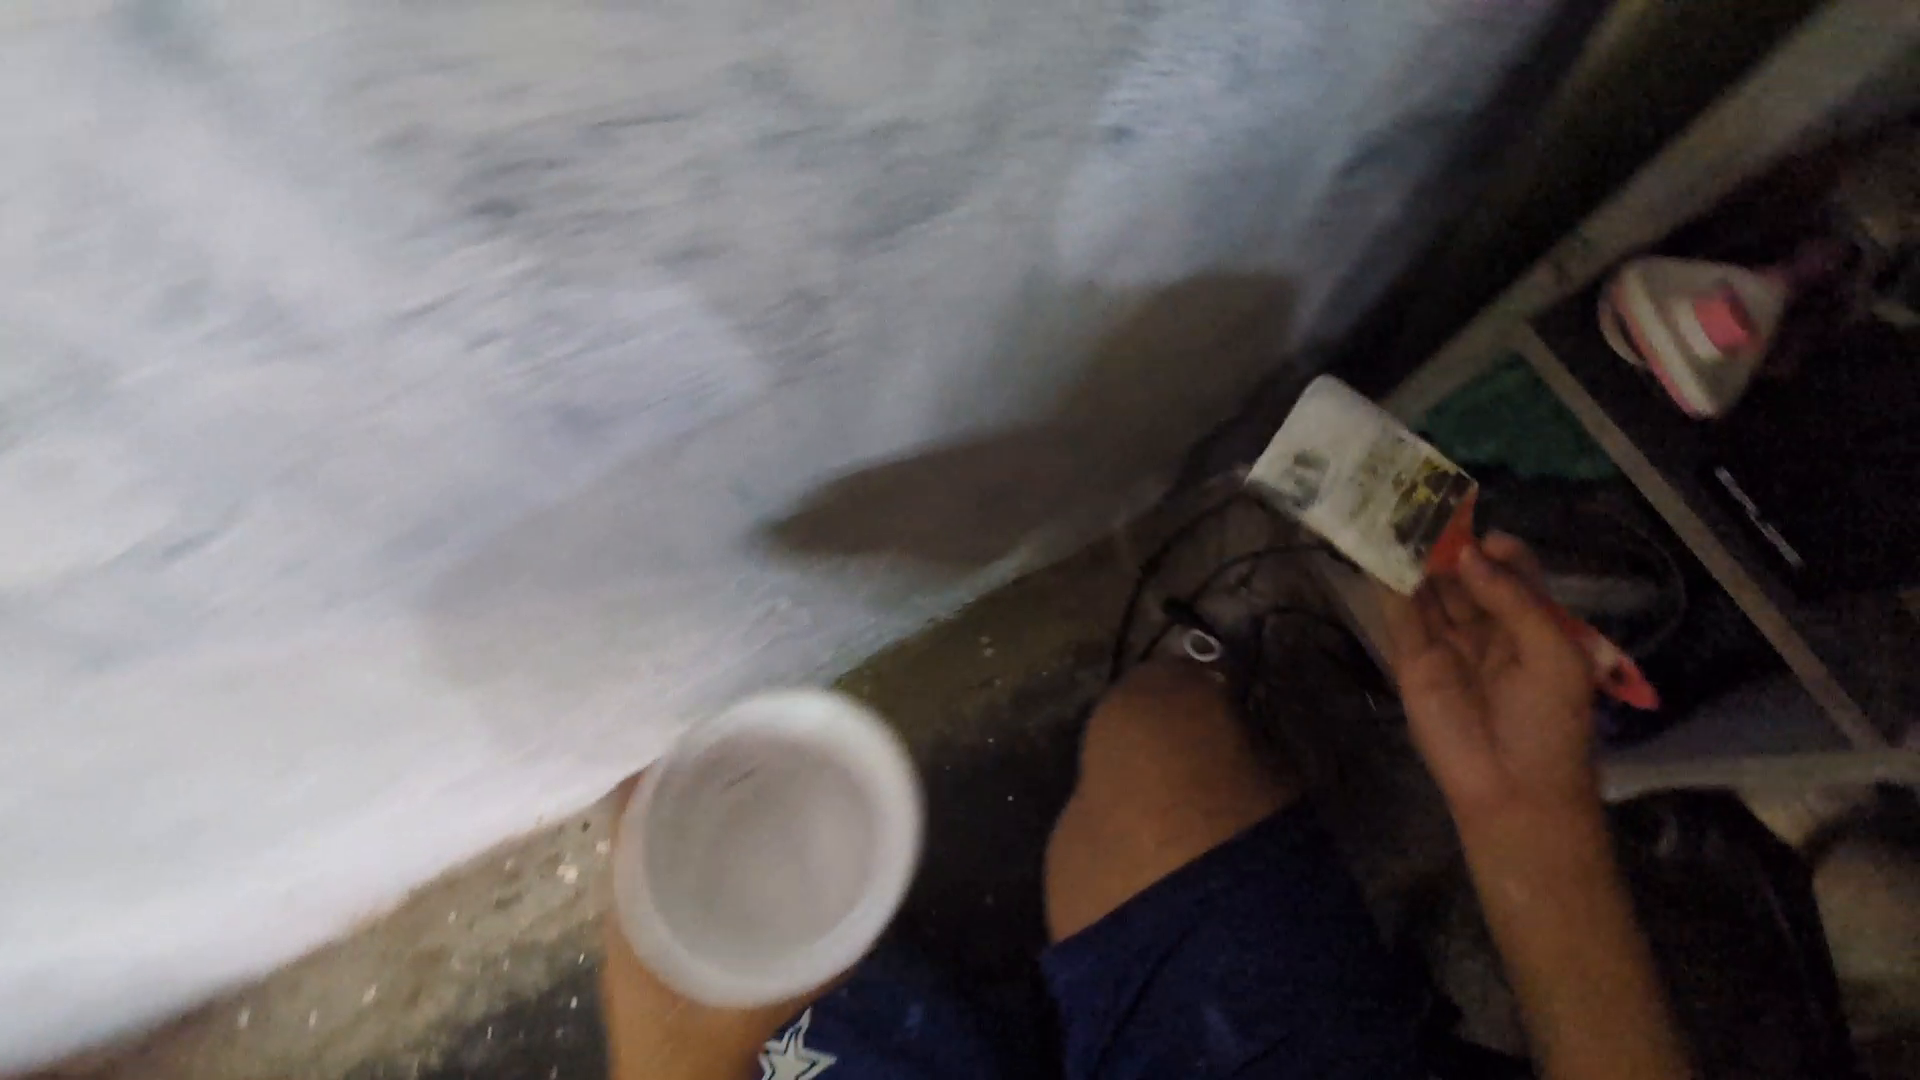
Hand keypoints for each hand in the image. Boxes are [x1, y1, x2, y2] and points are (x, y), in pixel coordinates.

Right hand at [1382, 533, 1598, 826]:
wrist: (1513, 786)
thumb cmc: (1549, 721)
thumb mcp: (1553, 654)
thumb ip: (1512, 600)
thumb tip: (1467, 554)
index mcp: (1531, 624)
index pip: (1511, 573)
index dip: (1495, 550)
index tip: (1475, 531)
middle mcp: (1487, 627)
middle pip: (1464, 577)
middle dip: (1447, 549)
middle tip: (1423, 515)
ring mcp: (1446, 643)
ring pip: (1429, 593)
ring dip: (1416, 564)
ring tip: (1396, 527)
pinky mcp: (1411, 660)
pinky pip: (1401, 618)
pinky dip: (1390, 591)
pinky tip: (1382, 562)